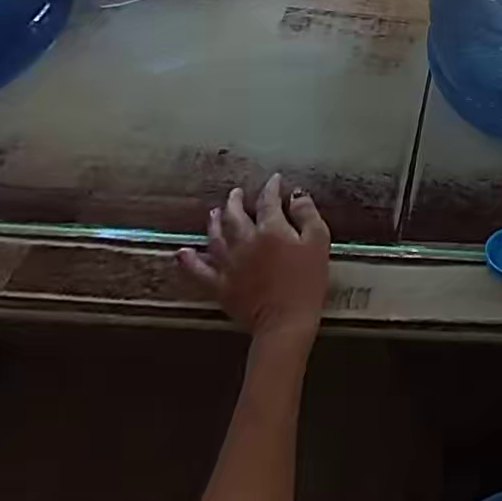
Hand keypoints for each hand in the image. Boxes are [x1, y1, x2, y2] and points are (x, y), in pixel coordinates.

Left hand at [177, 174, 330, 344]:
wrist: (286, 320)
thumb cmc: (308, 279)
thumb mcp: (319, 241)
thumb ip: (307, 214)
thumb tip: (296, 195)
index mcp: (271, 229)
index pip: (268, 201)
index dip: (271, 188)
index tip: (274, 180)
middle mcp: (245, 241)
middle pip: (235, 215)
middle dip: (235, 201)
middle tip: (236, 193)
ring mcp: (228, 264)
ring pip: (215, 237)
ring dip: (214, 222)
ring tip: (214, 212)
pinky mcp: (219, 285)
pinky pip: (198, 270)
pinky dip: (189, 260)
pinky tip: (182, 252)